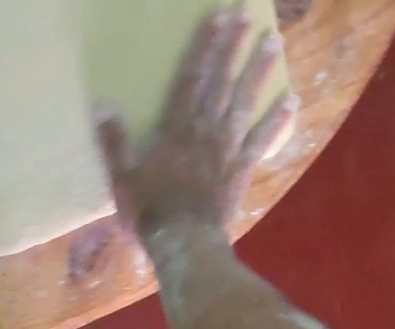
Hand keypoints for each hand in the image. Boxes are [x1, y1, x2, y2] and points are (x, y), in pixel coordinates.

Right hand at [95, 8, 299, 239]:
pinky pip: (261, 140)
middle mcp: (205, 130)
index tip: (217, 16)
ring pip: (245, 102)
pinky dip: (277, 121)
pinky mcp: (240, 169)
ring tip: (273, 42)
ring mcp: (227, 148)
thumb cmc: (149, 211)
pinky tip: (291, 100)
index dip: (203, 46)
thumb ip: (115, 142)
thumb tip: (103, 106)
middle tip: (249, 14)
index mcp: (176, 129)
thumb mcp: (123, 178)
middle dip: (234, 47)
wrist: (183, 240)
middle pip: (222, 82)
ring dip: (259, 72)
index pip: (191, 79)